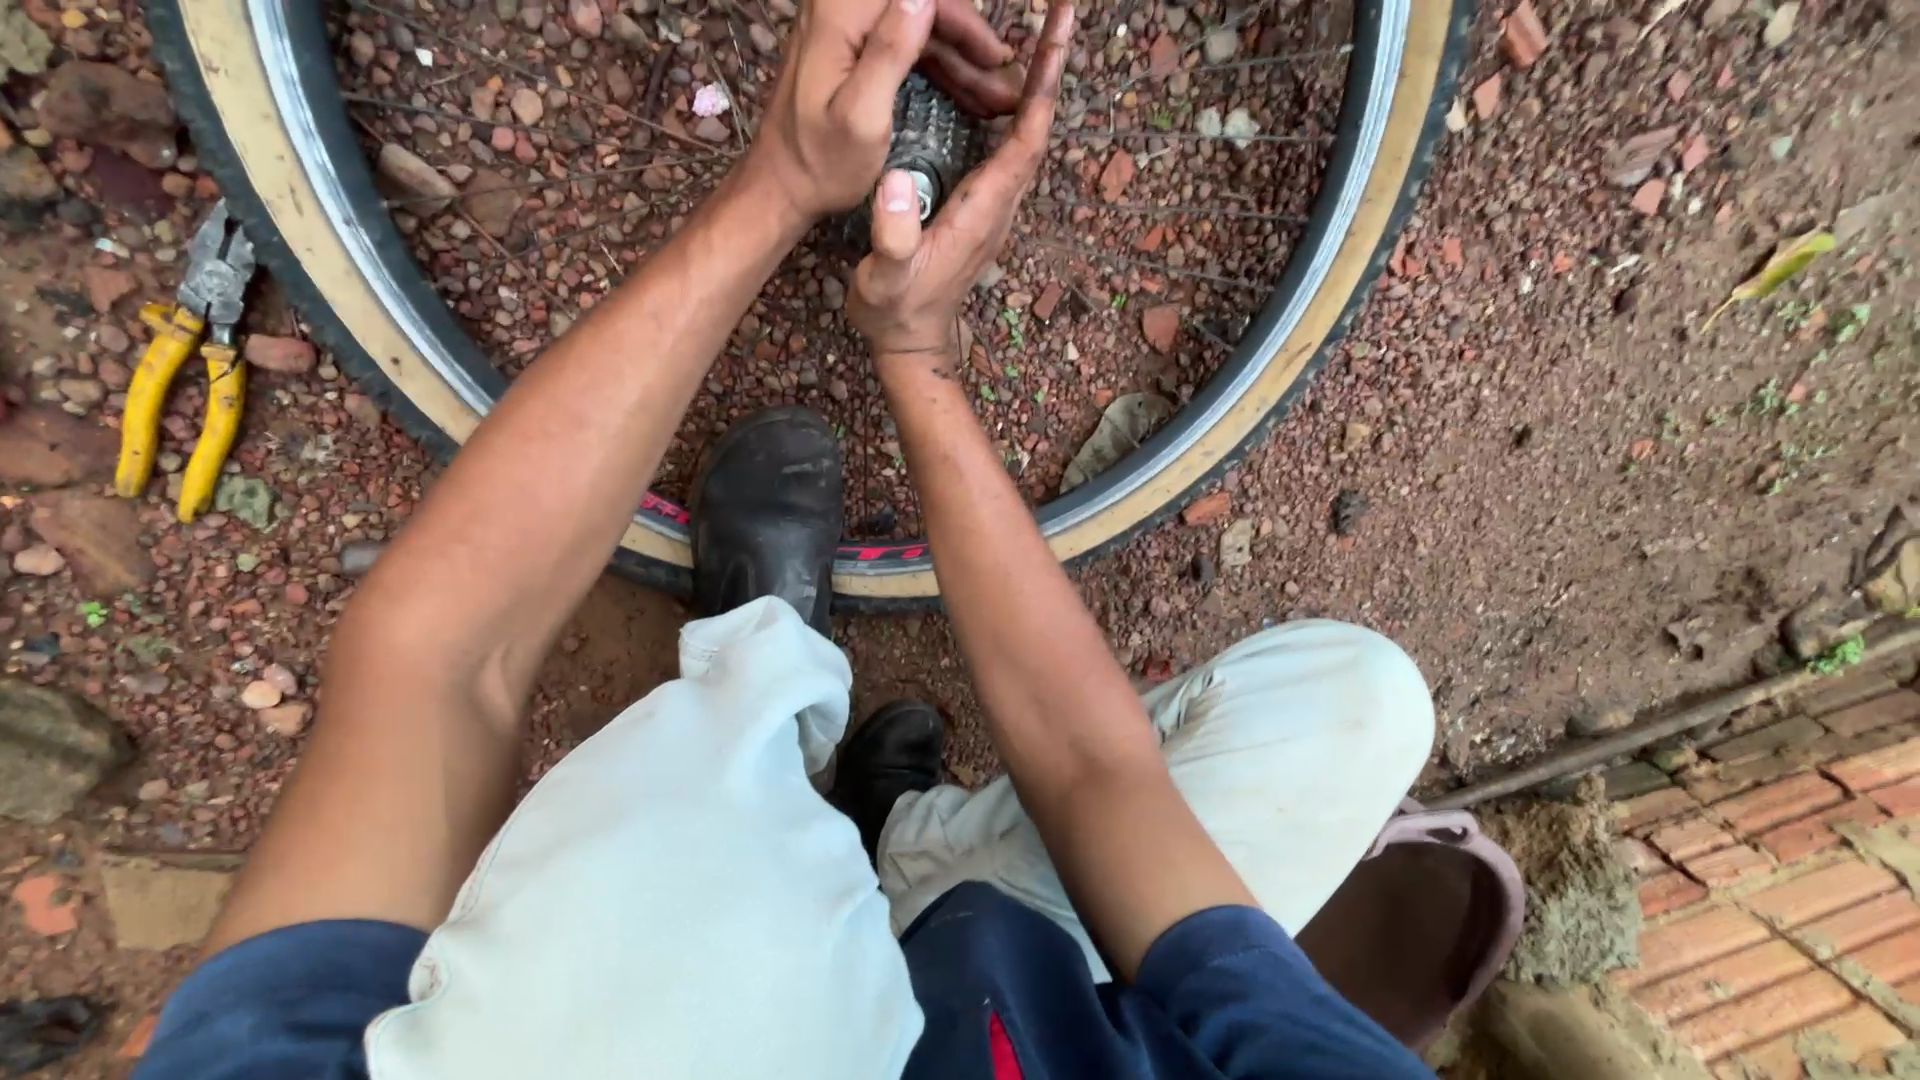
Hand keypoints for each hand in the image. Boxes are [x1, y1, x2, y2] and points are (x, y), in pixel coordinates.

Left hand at [744, 0, 1020, 220]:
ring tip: (998, 98)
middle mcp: (840, 5)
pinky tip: (970, 94)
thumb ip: (890, 51)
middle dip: (969, 40)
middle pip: (922, 4)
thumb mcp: (862, 115)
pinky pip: (908, 45)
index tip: (996, 56)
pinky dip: (942, 68)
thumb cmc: (821, 163)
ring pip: (921, 25)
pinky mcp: (853, 48)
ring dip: (962, 59)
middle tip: (1005, 82)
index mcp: (840, 12)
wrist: (783, 186)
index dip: (963, 18)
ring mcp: (846, 26)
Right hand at [847, 1, 1072, 370]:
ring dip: (1037, 87)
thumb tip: (898, 182)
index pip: (1026, 136)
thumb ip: (894, 238)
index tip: (1060, 27)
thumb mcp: (885, 280)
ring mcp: (993, 209)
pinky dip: (1014, 112)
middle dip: (1051, 69)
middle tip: (1061, 12)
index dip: (1044, 82)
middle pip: (1037, 127)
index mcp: (982, 210)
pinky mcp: (982, 211)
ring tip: (1041, 35)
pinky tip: (1002, 91)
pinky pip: (1008, 151)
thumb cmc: (895, 312)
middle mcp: (999, 205)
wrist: (910, 342)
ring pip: (1026, 137)